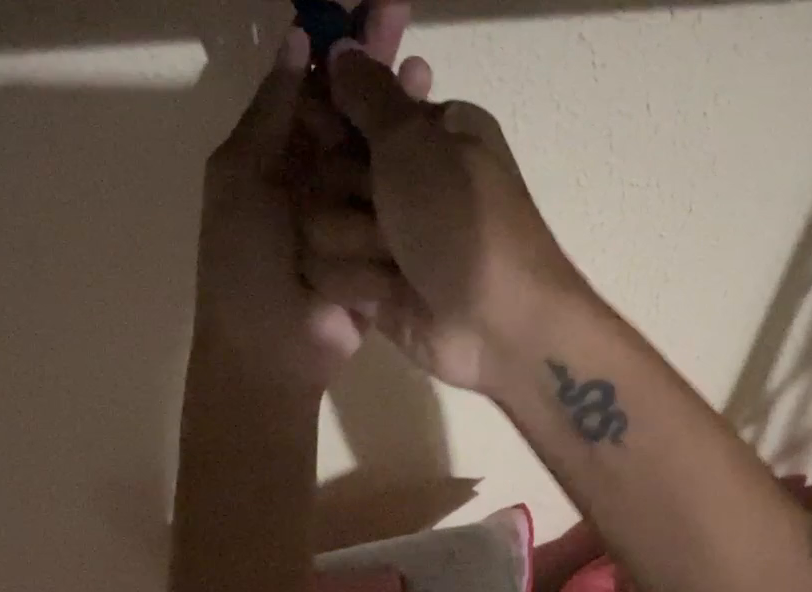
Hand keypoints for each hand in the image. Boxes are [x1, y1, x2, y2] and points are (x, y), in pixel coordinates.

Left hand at [191, 3, 418, 393]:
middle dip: (373, 64)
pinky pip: (397, 195)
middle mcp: (314, 172)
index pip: (308, 85)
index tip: (361, 8)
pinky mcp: (381, 242)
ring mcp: (350, 207)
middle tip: (402, 13)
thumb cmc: (243, 261)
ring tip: (425, 70)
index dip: (334, 46)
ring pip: (378, 147)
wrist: (272, 350)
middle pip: (348, 108)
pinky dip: (413, 164)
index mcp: (275, 152)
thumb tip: (297, 41)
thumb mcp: (242, 176)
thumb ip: (271, 112)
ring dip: (398, 108)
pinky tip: (432, 132)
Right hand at [300, 44, 590, 393]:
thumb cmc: (463, 221)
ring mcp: (381, 238)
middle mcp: (398, 181)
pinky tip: (391, 294)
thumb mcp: (417, 141)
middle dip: (350, 193)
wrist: (496, 322)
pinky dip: (358, 283)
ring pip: (315, 224)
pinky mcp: (370, 288)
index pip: (345, 110)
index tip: (331, 133)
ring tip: (399, 262)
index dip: (331, 121)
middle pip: (320, 169)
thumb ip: (370, 94)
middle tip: (390, 213)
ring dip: (356, 243)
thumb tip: (340, 49)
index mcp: (422, 132)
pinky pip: (326, 272)